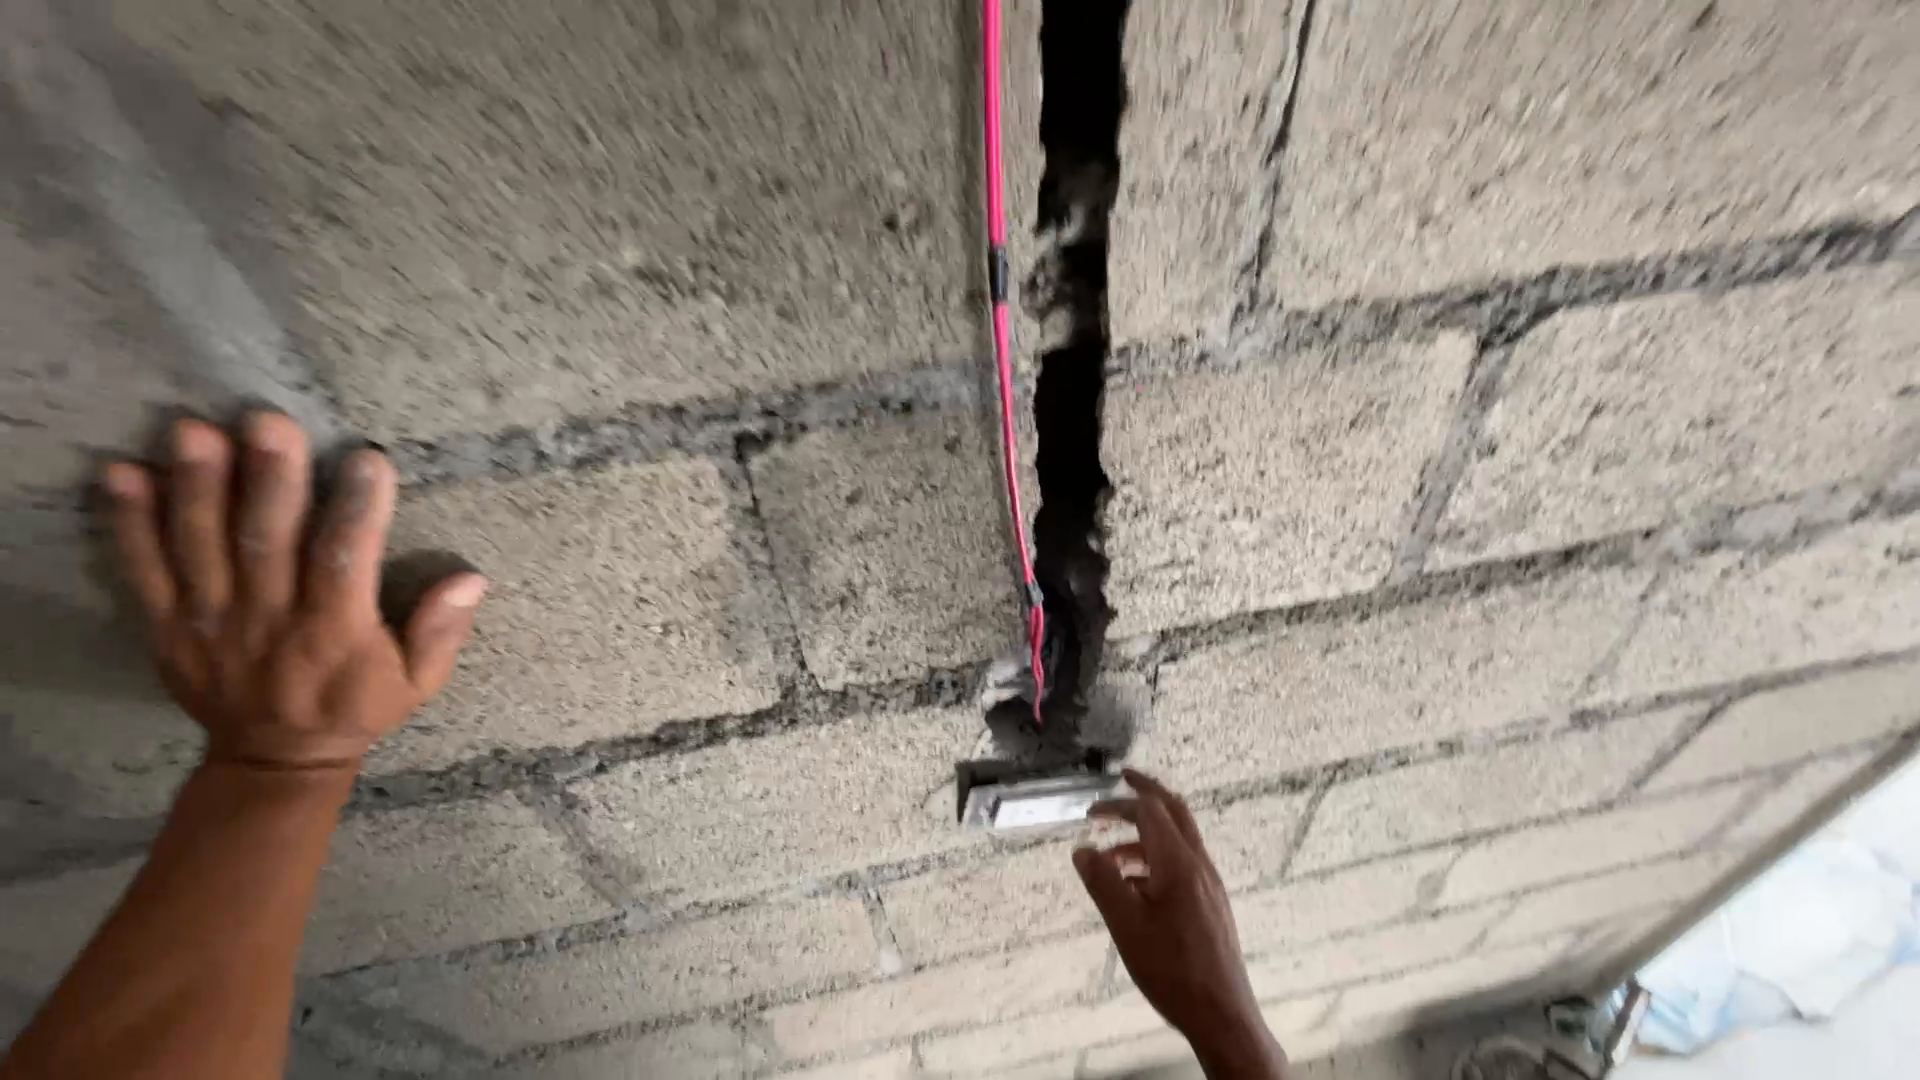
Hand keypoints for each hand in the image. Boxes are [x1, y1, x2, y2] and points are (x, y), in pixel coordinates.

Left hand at [100, 414, 485, 770]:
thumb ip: (442, 630)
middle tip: (267, 421)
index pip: (346, 559)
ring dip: (196, 485)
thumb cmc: (359, 707)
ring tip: (193, 430)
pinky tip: (122, 474)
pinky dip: (129, 522)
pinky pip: (143, 569)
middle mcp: (270, 618)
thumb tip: (472, 578)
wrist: (273, 758)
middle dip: (268, 477)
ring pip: (201, 544)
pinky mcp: (168, 624)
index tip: (367, 459)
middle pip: (266, 540)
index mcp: (335, 631)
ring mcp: (211, 619)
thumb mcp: (420, 681)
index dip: (357, 508)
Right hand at [1075, 769, 1287, 1077]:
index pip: (1149, 812)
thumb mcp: (1125, 924)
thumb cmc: (1171, 968)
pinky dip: (1157, 856)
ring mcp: (1209, 884)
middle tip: (1123, 780)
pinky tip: (1135, 887)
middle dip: (1147, 792)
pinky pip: (1183, 862)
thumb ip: (1102, 882)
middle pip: (1175, 811)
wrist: (1222, 1015)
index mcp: (1178, 863)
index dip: (1119, 804)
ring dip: (1146, 833)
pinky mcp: (1211, 904)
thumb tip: (1082, 849)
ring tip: (1112, 856)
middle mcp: (1199, 865)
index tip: (1090, 811)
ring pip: (1179, 838)